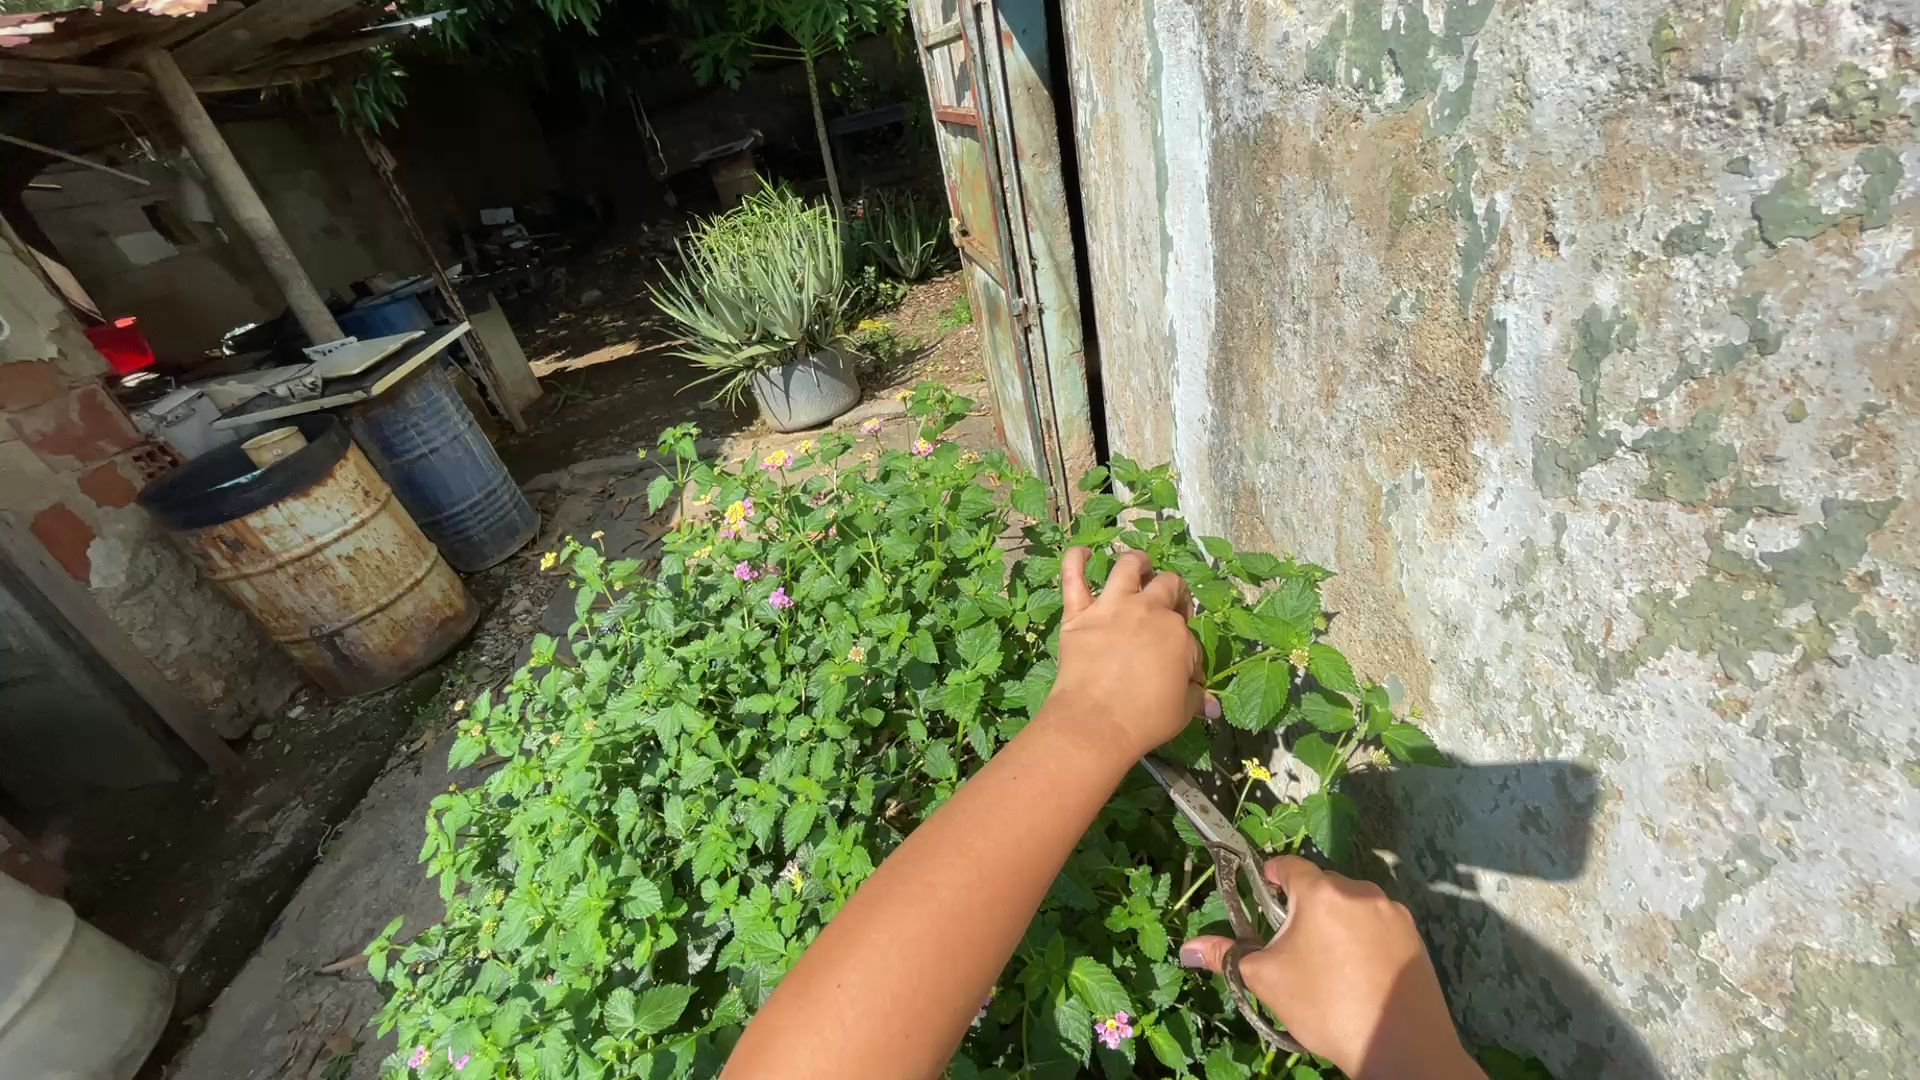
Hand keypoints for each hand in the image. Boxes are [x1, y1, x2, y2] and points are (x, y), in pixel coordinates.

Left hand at [1045, 548, 1215, 758]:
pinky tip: (1082, 552)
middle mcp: (1147, 610)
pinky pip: (1073, 576)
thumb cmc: (1145, 719)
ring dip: (1137, 562)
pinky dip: (1076, 560)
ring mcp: (1111, 607)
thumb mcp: (1183, 709)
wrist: (1097, 721)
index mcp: (1178, 633)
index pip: (1188, 632)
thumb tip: (1213, 705)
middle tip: (1168, 605)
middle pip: (1167, 585)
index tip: (1181, 667)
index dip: (1187, 650)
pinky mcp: (1079, 612)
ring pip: (1128, 567)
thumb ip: (1197, 697)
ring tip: (1140, 565)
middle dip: (1172, 591)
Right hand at [1179, 857, 1484, 1079]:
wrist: (1405, 1054)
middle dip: (1304, 906)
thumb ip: (1226, 955)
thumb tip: (1186, 950)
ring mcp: (1392, 912)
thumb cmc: (1327, 1007)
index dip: (1271, 881)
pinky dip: (1365, 937)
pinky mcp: (1415, 936)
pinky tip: (1361, 973)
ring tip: (1330, 964)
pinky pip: (1378, 924)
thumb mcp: (1267, 980)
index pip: (1287, 865)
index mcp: (1320, 891)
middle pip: (1320, 885)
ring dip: (1336, 920)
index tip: (1266, 907)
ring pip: (1351, 903)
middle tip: (1296, 946)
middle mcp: (1358, 890)